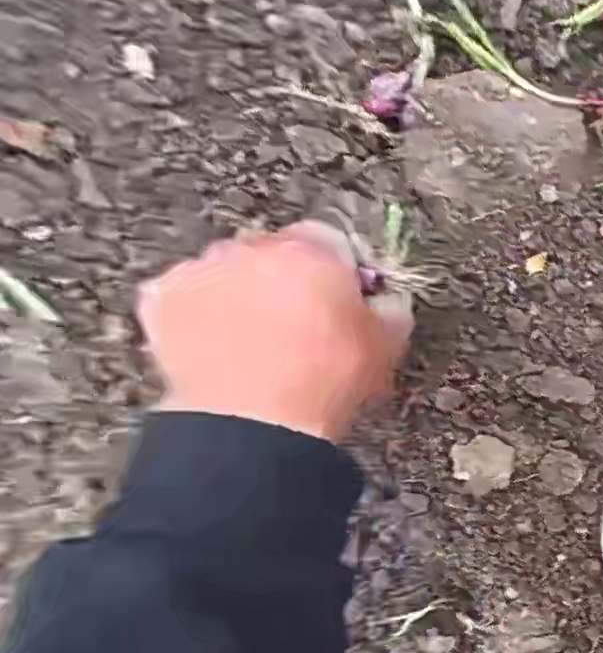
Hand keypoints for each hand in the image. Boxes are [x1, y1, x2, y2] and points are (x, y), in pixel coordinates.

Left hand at [138, 222, 413, 441]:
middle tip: (315, 318)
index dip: (347, 266)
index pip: (331, 237)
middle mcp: (250, 251)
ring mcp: (199, 271)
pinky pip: (194, 292)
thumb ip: (391, 308)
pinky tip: (234, 341)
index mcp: (312, 256)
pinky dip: (213, 309)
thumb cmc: (331, 376)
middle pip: (277, 249)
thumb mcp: (390, 343)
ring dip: (253, 290)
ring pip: (234, 269)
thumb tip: (385, 299)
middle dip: (296, 276)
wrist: (258, 415)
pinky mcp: (161, 297)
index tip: (355, 294)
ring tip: (272, 335)